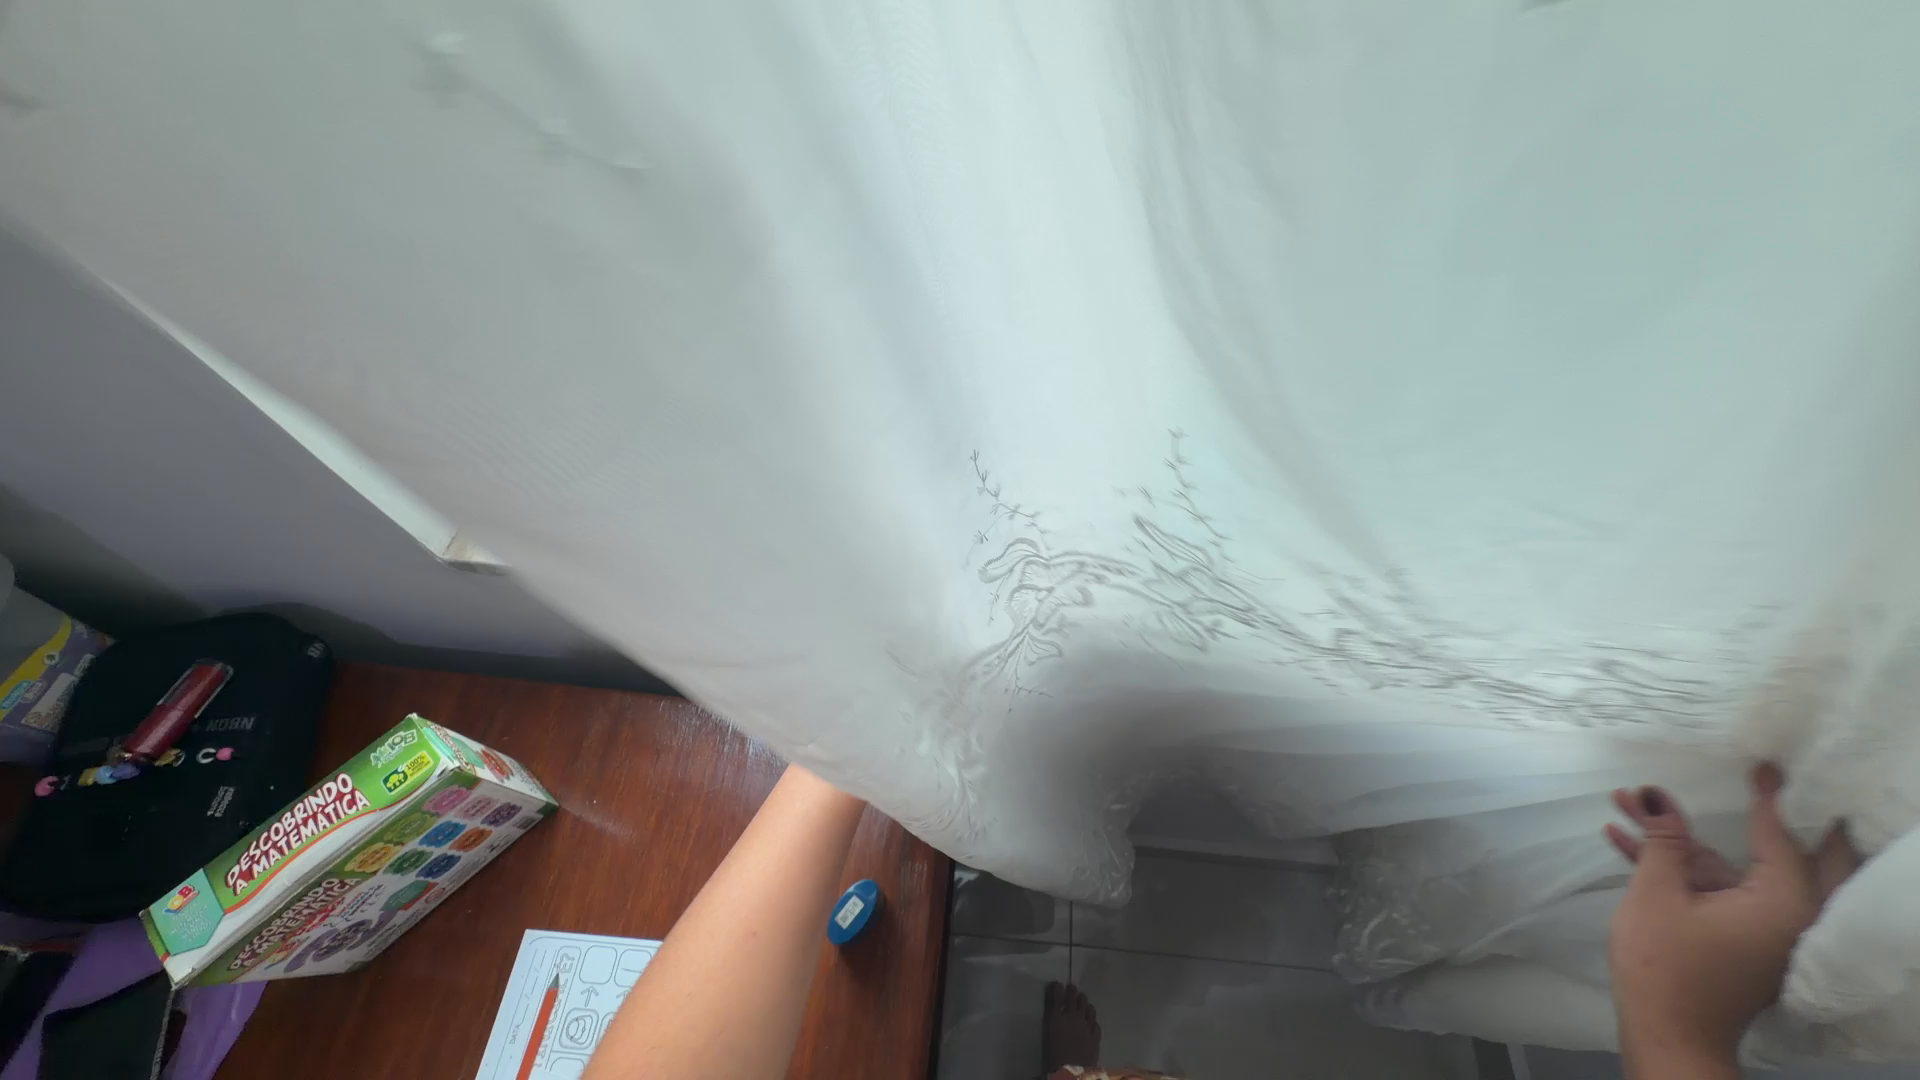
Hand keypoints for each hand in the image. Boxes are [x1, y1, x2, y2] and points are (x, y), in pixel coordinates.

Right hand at [1604, 764, 1859, 1063]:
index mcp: (1781, 905)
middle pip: (1771, 855)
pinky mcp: (1729, 935)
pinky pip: (1705, 886)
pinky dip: (1668, 862)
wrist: (1666, 1030)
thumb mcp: (1657, 892)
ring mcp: (1755, 928)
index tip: (1763, 767)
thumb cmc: (1666, 961)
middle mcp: (1782, 915)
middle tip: (1749, 781)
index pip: (1781, 839)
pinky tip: (1620, 835)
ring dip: (1674, 836)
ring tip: (1625, 799)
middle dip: (1751, 817)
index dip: (1769, 800)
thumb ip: (1662, 841)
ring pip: (1721, 865)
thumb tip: (1660, 794)